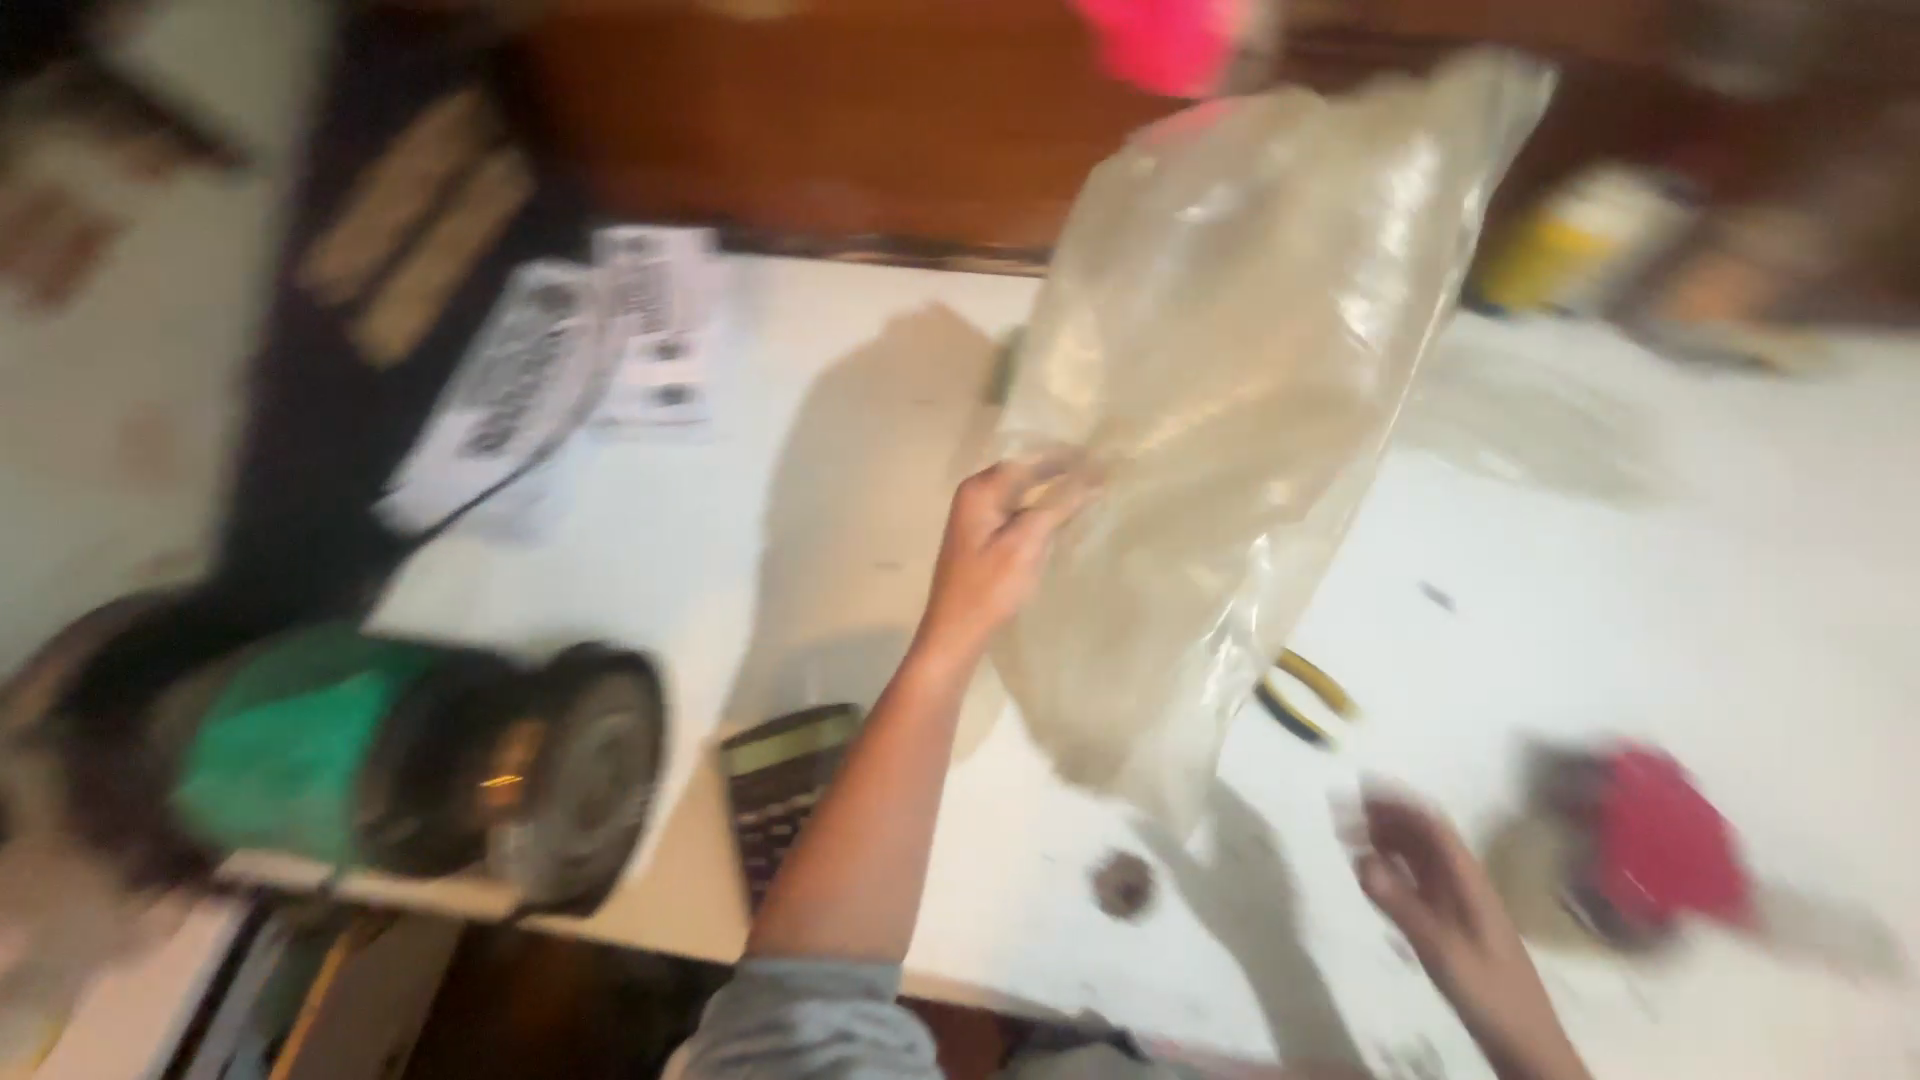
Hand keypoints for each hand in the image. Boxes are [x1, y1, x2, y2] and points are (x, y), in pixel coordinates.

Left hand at [914, 462, 1088, 659]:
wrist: (955, 632)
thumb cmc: (989, 588)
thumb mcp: (1027, 543)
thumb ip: (1059, 505)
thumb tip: (1094, 474)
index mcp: (980, 490)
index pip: (1029, 458)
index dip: (1065, 456)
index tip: (1101, 455)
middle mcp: (974, 495)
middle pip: (1024, 471)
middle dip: (1060, 470)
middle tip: (1101, 469)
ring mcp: (976, 516)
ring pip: (1021, 492)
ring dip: (1052, 490)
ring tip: (1091, 488)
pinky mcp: (982, 537)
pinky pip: (1017, 511)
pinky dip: (1040, 509)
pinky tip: (1064, 515)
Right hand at [1348, 794, 1590, 1079]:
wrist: (1526, 1045)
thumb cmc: (1489, 993)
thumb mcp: (1441, 950)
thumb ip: (1400, 904)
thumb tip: (1359, 859)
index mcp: (1468, 881)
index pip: (1432, 825)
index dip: (1399, 801)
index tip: (1361, 788)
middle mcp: (1461, 883)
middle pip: (1422, 835)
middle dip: (1385, 815)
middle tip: (1342, 809)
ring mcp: (1455, 903)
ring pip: (1417, 856)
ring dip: (1385, 837)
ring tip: (1348, 832)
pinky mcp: (1447, 923)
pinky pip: (1414, 880)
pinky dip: (1389, 866)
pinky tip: (1369, 870)